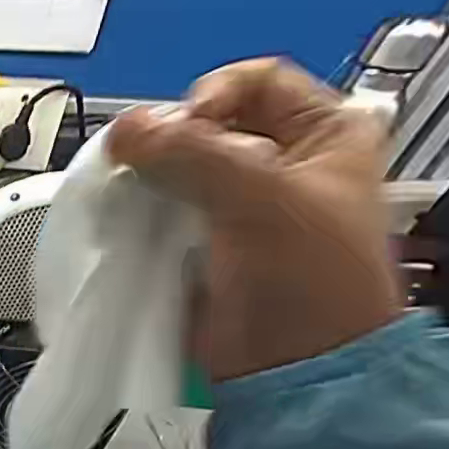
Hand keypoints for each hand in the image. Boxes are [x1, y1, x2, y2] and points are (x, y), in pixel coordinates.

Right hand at [104, 58, 401, 379]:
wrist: (289, 367)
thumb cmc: (303, 278)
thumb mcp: (261, 201)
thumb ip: (193, 155)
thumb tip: (123, 129)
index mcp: (325, 133)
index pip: (256, 82)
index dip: (213, 96)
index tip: (182, 133)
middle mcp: (280, 161)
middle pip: (208, 123)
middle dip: (169, 140)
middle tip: (143, 166)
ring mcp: (236, 203)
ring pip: (179, 166)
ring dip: (149, 174)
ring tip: (128, 192)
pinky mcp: (201, 238)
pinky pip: (163, 205)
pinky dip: (141, 205)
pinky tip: (126, 215)